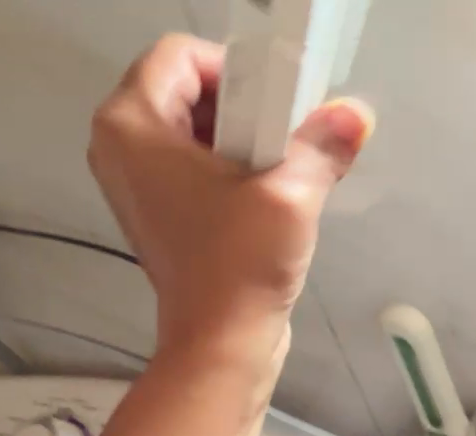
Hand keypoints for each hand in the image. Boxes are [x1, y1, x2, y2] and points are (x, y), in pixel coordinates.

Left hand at [88, 34, 371, 365]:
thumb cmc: (242, 263)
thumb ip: (321, 148)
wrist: (223, 338)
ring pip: (195, 132)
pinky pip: (195, 168)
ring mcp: (136, 180)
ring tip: (285, 177)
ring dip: (246, 144)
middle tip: (292, 144)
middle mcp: (119, 142)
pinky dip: (234, 172)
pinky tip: (268, 203)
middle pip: (188, 92)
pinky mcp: (158, 211)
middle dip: (248, 111)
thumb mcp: (290, 198)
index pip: (182, 56)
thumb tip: (357, 114)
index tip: (285, 108)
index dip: (241, 72)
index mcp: (132, 123)